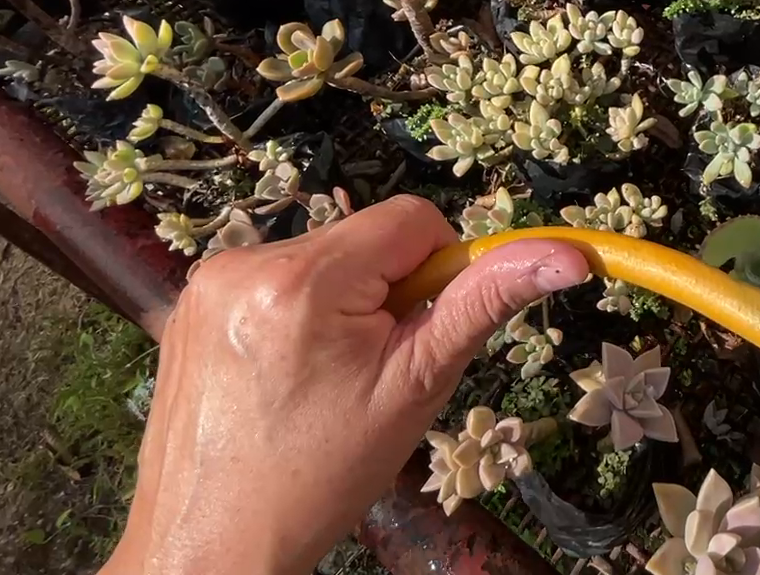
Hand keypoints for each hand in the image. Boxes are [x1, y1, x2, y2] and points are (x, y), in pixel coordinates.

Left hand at [101, 195, 587, 574]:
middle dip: (392, 284)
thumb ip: (489, 300)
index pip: (411, 218)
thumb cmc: (325, 474)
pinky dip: (309, 304)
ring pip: (332, 253)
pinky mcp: (192, 299)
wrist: (207, 554)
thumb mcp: (421, 382)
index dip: (437, 267)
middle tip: (376, 360)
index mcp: (303, 280)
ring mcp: (209, 279)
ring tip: (330, 369)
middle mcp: (246, 261)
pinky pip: (286, 272)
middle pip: (369, 236)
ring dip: (352, 294)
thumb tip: (567, 255)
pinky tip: (292, 364)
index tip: (416, 330)